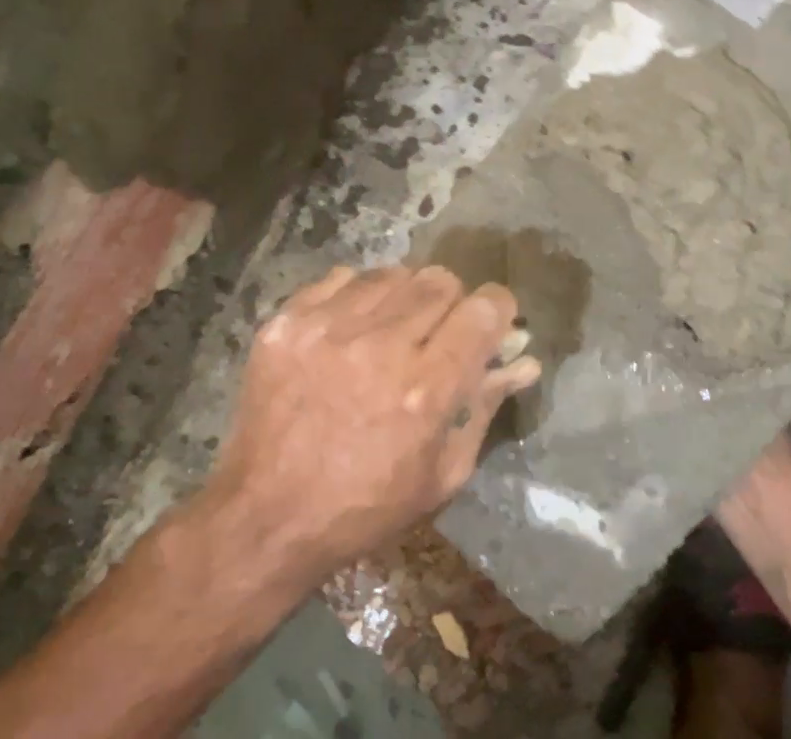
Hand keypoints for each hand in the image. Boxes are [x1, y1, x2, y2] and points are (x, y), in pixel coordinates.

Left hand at [212, 266, 542, 576]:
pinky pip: (342, 279)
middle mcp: (379, 346)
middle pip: (440, 280)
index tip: (493, 325)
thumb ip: (485, 406)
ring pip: (393, 273)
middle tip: (439, 336)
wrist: (267, 517)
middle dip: (453, 304)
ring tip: (394, 330)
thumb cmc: (366, 507)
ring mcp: (327, 329)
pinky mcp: (287, 324)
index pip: (484, 308)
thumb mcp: (442, 474)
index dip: (498, 310)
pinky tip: (353, 328)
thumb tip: (524, 360)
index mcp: (425, 389)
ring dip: (406, 296)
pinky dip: (358, 296)